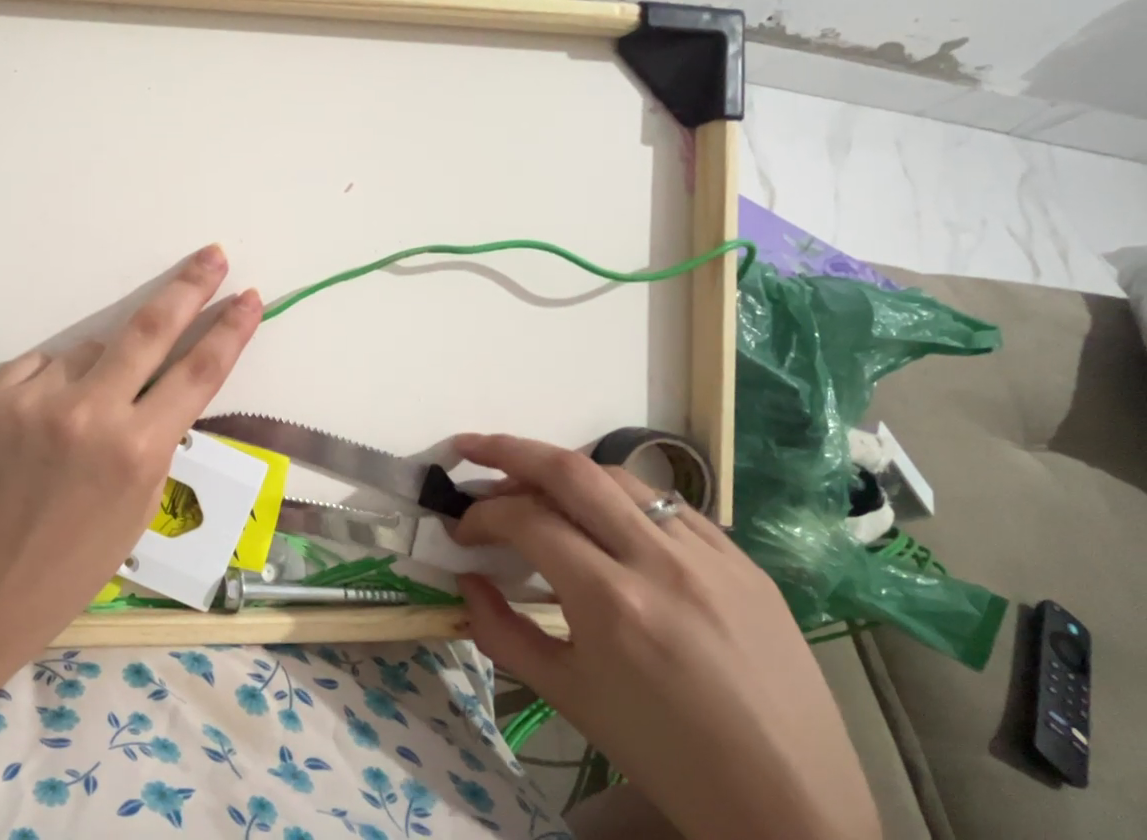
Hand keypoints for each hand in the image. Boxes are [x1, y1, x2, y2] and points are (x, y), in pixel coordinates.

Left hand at [0, 243, 260, 671]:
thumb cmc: (68, 567)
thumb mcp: (137, 510)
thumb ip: (150, 440)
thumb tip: (149, 384)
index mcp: (138, 451)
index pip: (199, 372)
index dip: (231, 330)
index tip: (250, 297)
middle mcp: (91, 413)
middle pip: (151, 327)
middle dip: (188, 286)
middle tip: (211, 255)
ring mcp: (36, 398)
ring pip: (87, 351)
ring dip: (97, 369)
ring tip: (75, 421)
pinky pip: (40, 367)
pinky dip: (49, 384)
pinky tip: (38, 423)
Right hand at [452, 434, 878, 839]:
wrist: (788, 800)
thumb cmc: (665, 756)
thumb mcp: (567, 696)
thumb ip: (501, 632)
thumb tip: (466, 582)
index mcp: (611, 602)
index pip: (527, 520)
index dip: (481, 515)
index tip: (461, 532)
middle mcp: (661, 560)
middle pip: (572, 471)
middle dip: (509, 450)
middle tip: (469, 448)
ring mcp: (712, 554)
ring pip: (623, 478)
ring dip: (566, 471)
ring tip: (531, 483)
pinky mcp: (744, 561)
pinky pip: (670, 508)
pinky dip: (622, 500)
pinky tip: (605, 520)